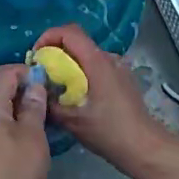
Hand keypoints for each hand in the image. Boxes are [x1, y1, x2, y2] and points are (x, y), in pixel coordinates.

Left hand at [0, 64, 50, 178]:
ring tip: (24, 112)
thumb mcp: (33, 138)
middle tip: (32, 95)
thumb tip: (34, 84)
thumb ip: (33, 107)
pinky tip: (10, 129)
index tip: (43, 82)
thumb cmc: (17, 175)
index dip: (24, 72)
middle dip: (8, 81)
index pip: (4, 74)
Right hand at [32, 25, 169, 171]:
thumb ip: (50, 102)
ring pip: (88, 56)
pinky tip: (78, 96)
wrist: (143, 146)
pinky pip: (98, 67)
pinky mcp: (123, 79)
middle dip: (56, 52)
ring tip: (58, 87)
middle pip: (78, 42)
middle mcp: (109, 58)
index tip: (36, 56)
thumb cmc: (108, 130)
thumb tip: (35, 91)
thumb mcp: (72, 120)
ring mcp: (119, 68)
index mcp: (97, 61)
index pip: (70, 32)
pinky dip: (83, 73)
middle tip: (42, 74)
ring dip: (70, 64)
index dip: (48, 37)